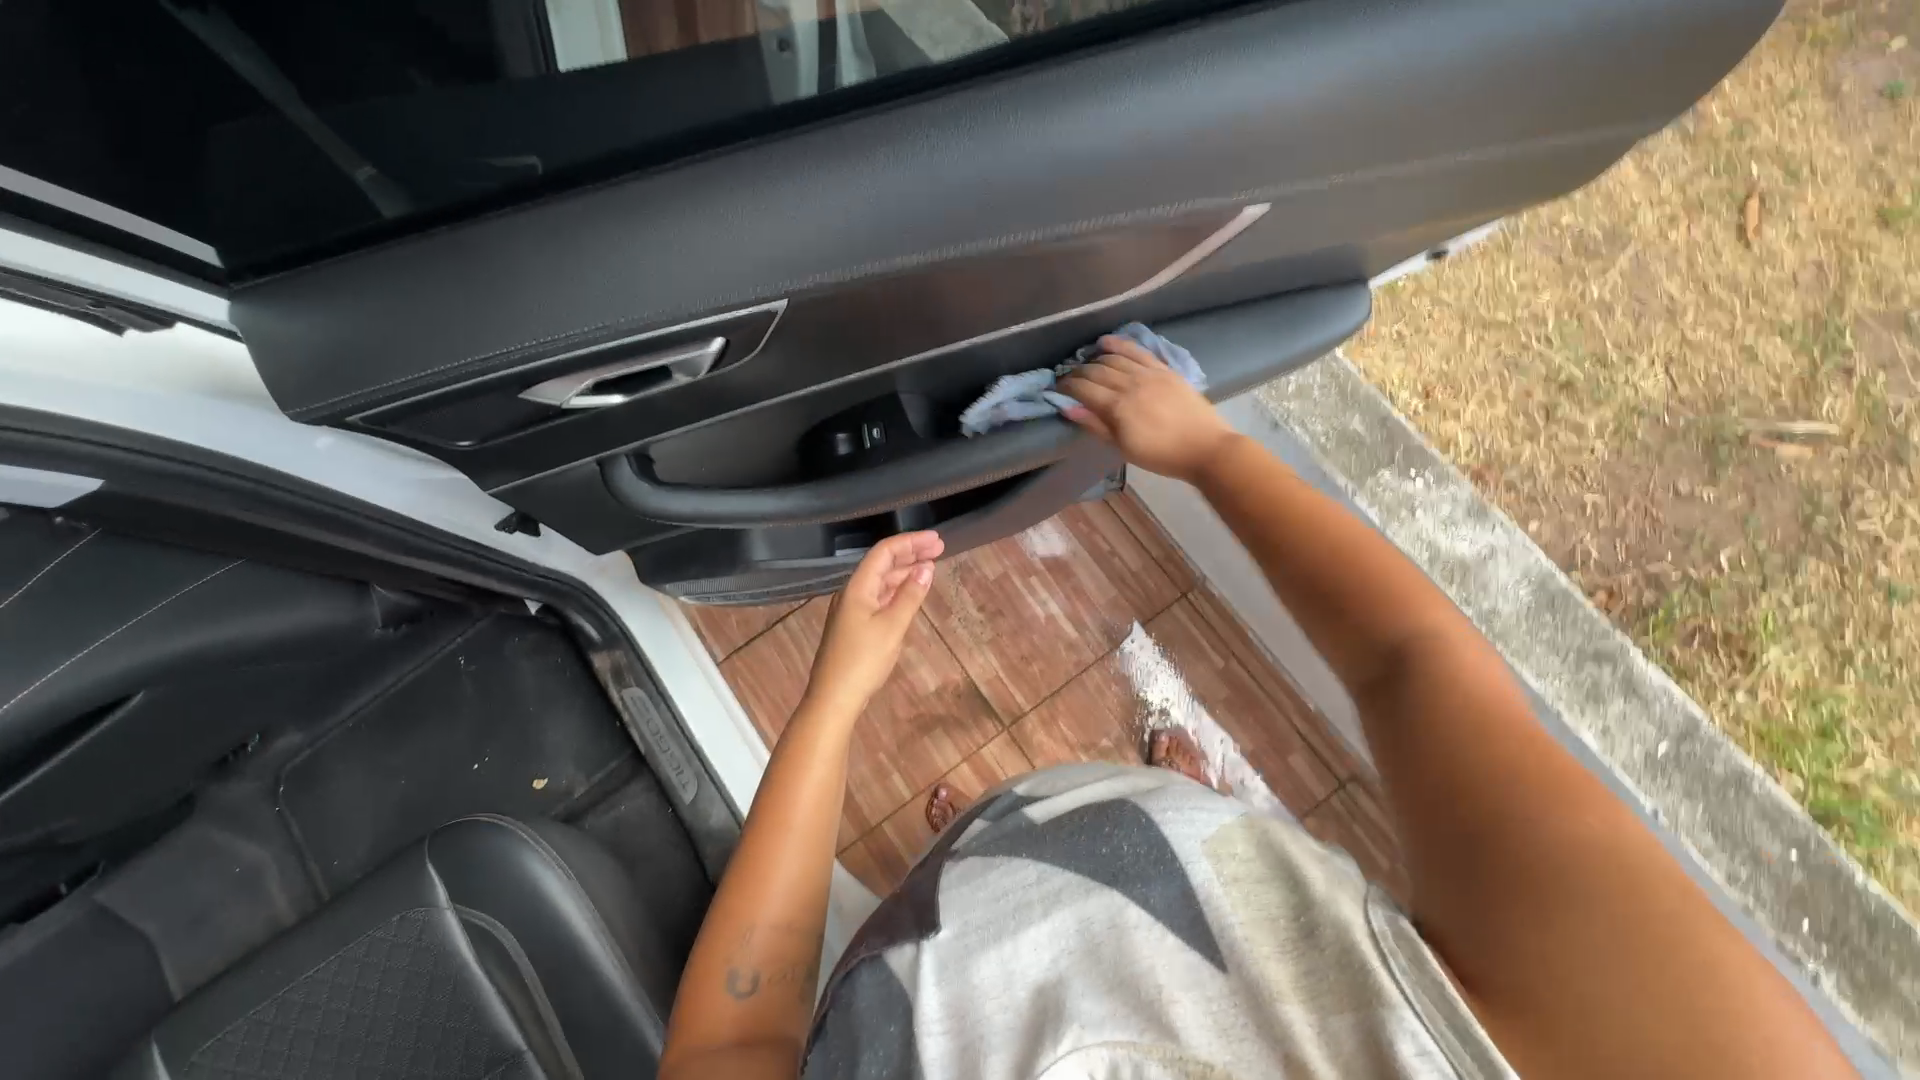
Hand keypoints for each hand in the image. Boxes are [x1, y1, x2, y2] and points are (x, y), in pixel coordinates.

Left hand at [807, 531, 943, 711]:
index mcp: (857, 587)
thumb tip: (926, 568)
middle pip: (882, 564)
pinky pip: (878, 597)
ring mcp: (852, 610)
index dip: (910, 542)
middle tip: (939, 548)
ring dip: (904, 572)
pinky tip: (910, 593)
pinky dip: (897, 590)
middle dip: (910, 553)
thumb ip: (910, 595)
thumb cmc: (862, 660)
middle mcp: (852, 593)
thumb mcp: (892, 627)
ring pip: (880, 581)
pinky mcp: (855, 626)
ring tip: (930, 567)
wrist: (833, 698)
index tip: (936, 540)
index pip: (884, 552)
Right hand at [1057, 334, 1238, 482]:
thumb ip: (1095, 425)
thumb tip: (1068, 408)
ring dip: (1095, 360)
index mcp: (1118, 407)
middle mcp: (1130, 384)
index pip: (1083, 389)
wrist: (1204, 448)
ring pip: (1114, 359)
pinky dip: (1119, 344)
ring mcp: (1149, 373)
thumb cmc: (1160, 455)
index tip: (1056, 389)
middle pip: (1096, 371)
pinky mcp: (1164, 369)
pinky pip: (1138, 351)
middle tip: (1067, 379)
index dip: (1066, 387)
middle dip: (1077, 373)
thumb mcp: (1123, 447)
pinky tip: (1105, 342)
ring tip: (1085, 365)